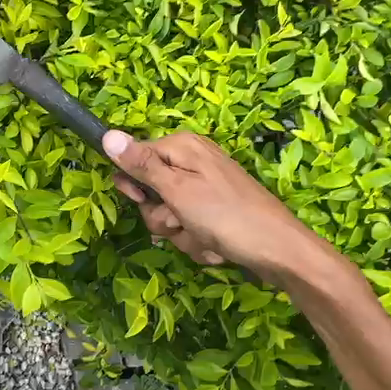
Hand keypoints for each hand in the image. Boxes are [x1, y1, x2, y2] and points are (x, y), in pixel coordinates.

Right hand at [102, 129, 338, 286]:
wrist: (283, 254)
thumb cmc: (227, 217)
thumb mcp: (177, 190)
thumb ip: (141, 165)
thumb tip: (107, 135)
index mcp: (182, 147)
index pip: (134, 158)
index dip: (135, 185)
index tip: (145, 201)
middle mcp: (193, 161)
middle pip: (151, 189)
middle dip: (162, 215)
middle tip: (181, 222)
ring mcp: (206, 187)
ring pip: (168, 213)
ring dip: (181, 233)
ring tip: (204, 238)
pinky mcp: (216, 211)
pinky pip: (189, 226)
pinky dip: (198, 241)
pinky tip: (215, 247)